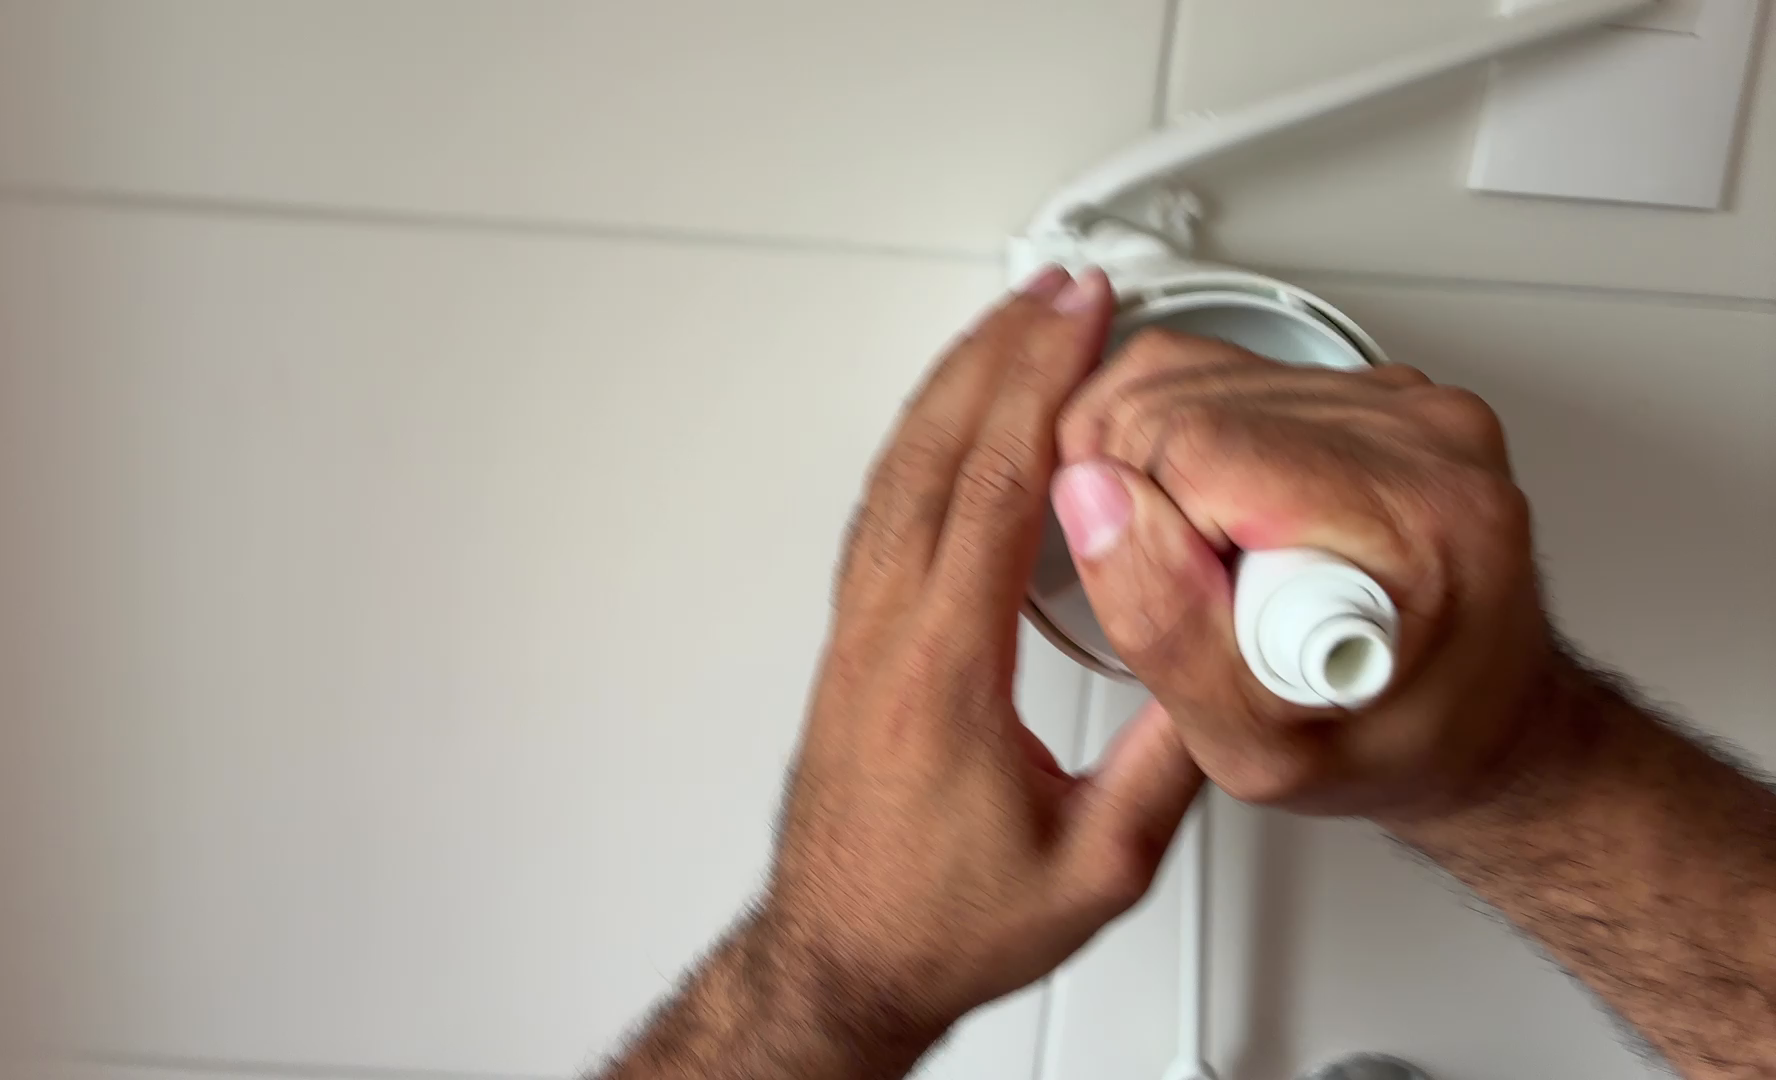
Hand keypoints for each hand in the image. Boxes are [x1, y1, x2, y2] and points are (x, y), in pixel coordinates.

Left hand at [759, 269, 1204, 1049]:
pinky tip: (945, 422)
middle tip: (1047, 294)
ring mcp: (858, 625)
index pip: (994, 487)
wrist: (845, 945)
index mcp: (944, 672)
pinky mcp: (852, 634)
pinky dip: (918, 444)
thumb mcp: (1094, 864)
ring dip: (952, 389)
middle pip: (937, 453)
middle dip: (998, 357)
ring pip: (897, 471)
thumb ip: (1166, 763)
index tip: (1076, 319)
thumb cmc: (938, 915)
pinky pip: (881, 509)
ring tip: (1001, 331)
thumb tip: (1213, 675)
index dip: (1041, 386)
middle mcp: (886, 630)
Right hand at [1049, 331, 1549, 818]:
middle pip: (1170, 399)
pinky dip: (1149, 434)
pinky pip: (1191, 369)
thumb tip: (1089, 494)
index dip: (1136, 524)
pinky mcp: (1340, 387)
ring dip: (1132, 461)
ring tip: (1184, 546)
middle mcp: (1410, 431)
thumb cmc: (1376, 736)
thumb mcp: (1249, 741)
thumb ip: (1160, 622)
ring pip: (1165, 373)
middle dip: (1126, 491)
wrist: (1460, 715)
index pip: (1192, 444)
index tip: (1178, 596)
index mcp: (1413, 515)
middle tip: (1178, 580)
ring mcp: (1377, 398)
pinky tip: (1181, 501)